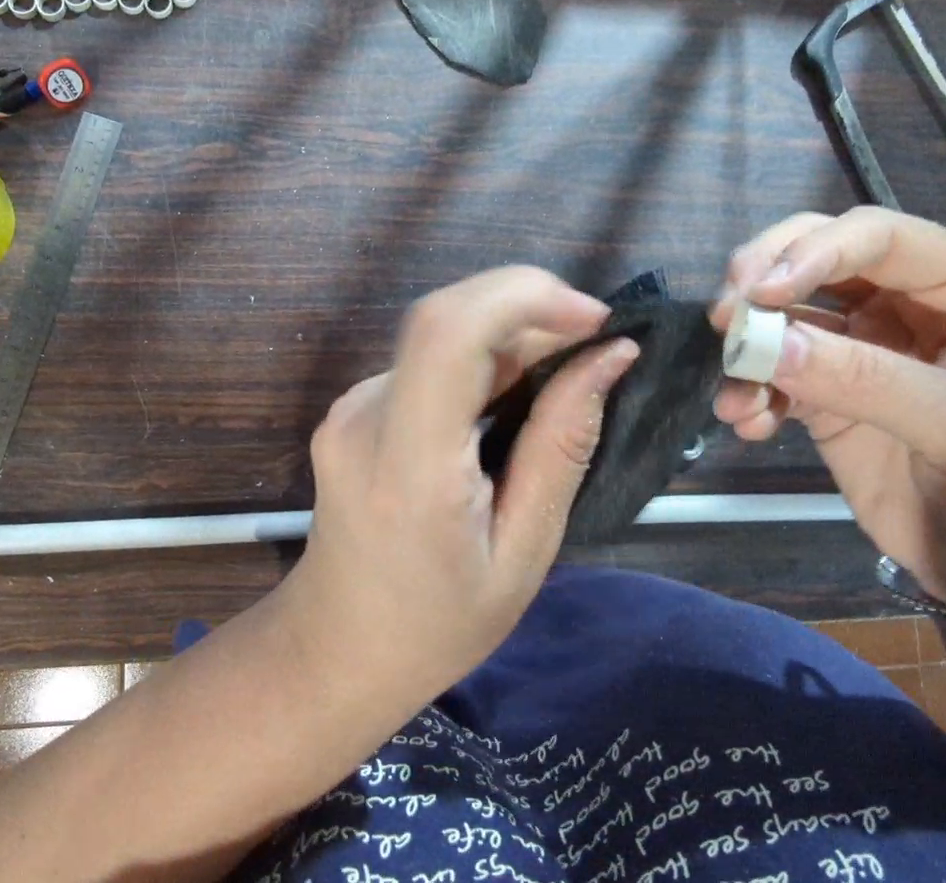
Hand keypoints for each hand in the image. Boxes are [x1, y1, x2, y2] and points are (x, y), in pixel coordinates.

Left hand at [277, 267, 638, 699]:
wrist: (335, 647)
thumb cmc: (439, 624)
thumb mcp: (524, 549)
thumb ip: (561, 446)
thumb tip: (610, 356)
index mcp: (408, 463)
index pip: (448, 331)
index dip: (524, 298)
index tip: (596, 321)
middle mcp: (364, 417)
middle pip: (447, 319)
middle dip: (531, 314)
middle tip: (594, 354)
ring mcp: (349, 408)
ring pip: (440, 336)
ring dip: (509, 340)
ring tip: (561, 385)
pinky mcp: (351, 409)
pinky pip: (426, 362)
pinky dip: (479, 364)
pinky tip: (509, 406)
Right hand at [711, 207, 945, 618]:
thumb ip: (863, 380)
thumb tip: (761, 343)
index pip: (877, 237)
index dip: (813, 252)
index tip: (757, 292)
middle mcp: (903, 304)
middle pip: (815, 258)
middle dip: (761, 281)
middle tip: (721, 316)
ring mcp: (858, 349)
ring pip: (782, 317)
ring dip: (746, 349)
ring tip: (733, 399)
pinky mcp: (825, 397)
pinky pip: (771, 376)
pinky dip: (750, 394)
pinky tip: (749, 427)